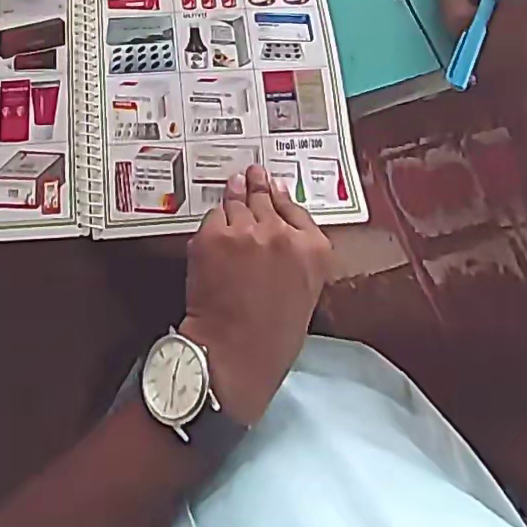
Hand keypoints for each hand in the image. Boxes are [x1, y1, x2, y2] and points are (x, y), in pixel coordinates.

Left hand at [180, 166, 332, 425]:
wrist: (235, 353)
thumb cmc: (273, 334)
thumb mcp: (304, 289)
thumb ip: (298, 252)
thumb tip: (281, 223)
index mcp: (313, 249)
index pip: (295, 208)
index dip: (282, 195)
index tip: (276, 186)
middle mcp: (281, 234)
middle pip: (265, 198)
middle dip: (258, 185)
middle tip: (253, 174)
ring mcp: (245, 231)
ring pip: (236, 201)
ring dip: (235, 195)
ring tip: (235, 184)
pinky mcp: (214, 235)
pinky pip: (213, 217)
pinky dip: (214, 223)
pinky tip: (215, 229)